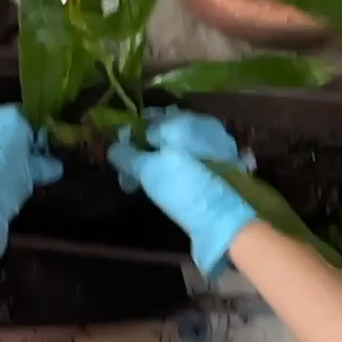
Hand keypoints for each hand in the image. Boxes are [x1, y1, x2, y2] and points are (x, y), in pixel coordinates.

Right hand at [108, 110, 255, 276]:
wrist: (227, 220)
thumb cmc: (183, 187)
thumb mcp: (148, 170)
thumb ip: (128, 155)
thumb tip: (113, 147)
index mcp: (183, 121)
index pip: (148, 121)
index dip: (132, 137)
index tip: (122, 156)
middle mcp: (202, 126)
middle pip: (165, 134)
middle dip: (147, 150)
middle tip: (133, 172)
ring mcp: (217, 146)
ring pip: (180, 148)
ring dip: (163, 161)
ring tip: (150, 182)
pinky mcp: (225, 167)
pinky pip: (194, 161)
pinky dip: (180, 169)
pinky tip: (173, 186)